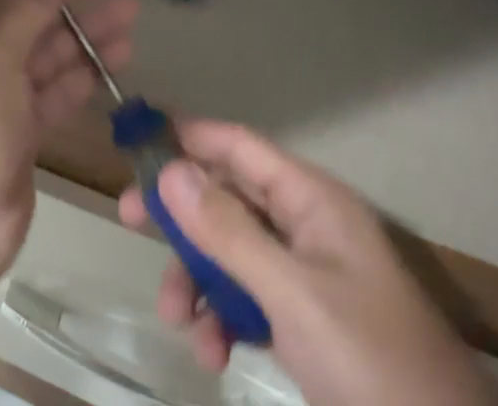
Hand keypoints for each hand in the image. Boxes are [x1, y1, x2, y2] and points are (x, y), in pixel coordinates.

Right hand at [119, 120, 497, 405]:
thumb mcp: (292, 293)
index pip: (239, 146)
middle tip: (127, 222)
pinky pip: (245, 299)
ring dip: (196, 281)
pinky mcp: (304, 318)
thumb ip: (228, 231)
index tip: (131, 142)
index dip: (186, 138)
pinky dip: (221, 319)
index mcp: (313, 203)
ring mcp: (306, 274)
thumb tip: (168, 169)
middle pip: (226, 198)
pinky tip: (213, 353)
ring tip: (179, 320)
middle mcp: (306, 227)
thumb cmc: (370, 360)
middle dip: (179, 217)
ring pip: (228, 253)